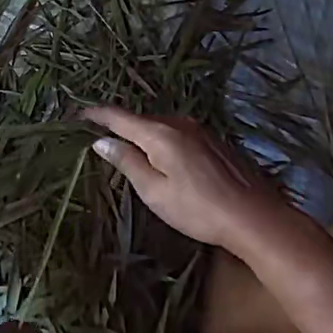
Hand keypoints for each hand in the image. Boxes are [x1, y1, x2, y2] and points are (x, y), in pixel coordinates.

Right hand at [84, 106, 287, 251]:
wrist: (255, 218)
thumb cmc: (198, 209)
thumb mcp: (154, 192)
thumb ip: (127, 162)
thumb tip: (101, 142)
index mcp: (159, 134)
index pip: (118, 116)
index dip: (96, 115)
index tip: (77, 115)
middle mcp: (178, 123)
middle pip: (139, 119)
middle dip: (118, 126)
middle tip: (99, 138)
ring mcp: (198, 130)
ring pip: (160, 126)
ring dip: (142, 135)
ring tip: (128, 151)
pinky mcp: (212, 141)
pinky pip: (176, 133)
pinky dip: (161, 141)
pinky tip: (163, 160)